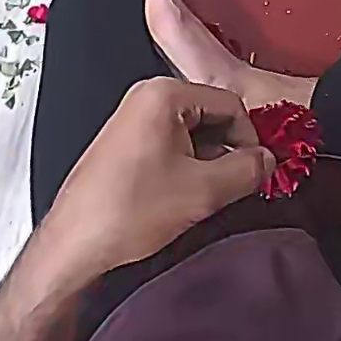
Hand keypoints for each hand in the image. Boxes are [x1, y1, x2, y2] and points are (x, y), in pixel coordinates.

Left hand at [34, 78, 273, 286]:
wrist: (72, 246)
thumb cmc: (131, 210)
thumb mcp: (204, 191)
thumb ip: (247, 170)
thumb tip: (268, 159)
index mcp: (165, 93)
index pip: (231, 104)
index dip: (249, 139)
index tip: (255, 171)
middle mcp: (147, 96)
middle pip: (211, 115)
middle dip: (227, 151)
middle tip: (231, 187)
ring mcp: (134, 117)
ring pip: (193, 132)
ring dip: (207, 161)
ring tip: (204, 195)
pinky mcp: (126, 140)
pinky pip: (171, 142)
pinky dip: (186, 165)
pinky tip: (182, 195)